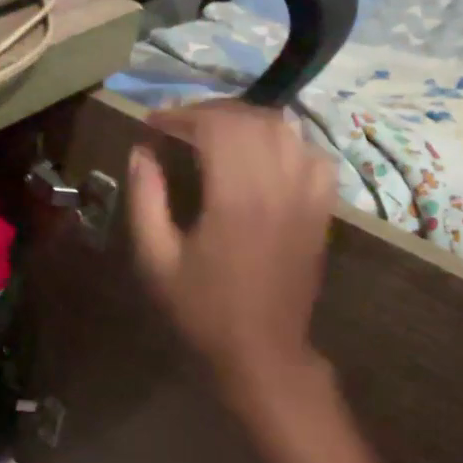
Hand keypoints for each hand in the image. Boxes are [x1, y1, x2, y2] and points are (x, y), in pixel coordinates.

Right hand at [127, 102, 337, 393]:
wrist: (262, 349)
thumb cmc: (202, 309)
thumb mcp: (156, 260)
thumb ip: (145, 200)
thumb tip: (141, 154)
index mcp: (235, 197)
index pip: (216, 126)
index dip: (182, 115)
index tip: (153, 124)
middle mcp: (278, 185)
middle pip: (252, 119)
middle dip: (211, 112)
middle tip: (180, 125)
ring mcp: (308, 195)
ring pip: (286, 130)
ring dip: (248, 121)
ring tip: (217, 133)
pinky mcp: (321, 209)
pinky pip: (312, 154)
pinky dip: (286, 142)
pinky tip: (263, 155)